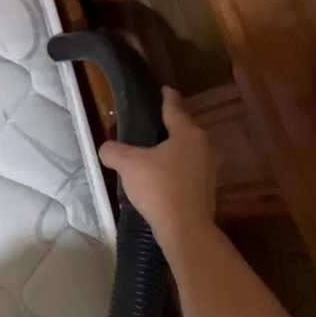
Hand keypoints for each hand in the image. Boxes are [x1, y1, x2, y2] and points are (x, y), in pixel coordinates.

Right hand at [99, 86, 215, 241]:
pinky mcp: (206, 188)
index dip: (167, 97)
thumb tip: (107, 147)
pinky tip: (160, 176)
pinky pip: (187, 169)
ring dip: (171, 149)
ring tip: (153, 152)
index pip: (175, 108)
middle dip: (168, 126)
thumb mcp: (128, 164)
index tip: (164, 89)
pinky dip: (174, 168)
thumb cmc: (159, 187)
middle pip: (183, 129)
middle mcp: (203, 146)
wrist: (184, 227)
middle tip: (151, 123)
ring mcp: (209, 168)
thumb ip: (114, 151)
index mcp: (188, 133)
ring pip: (186, 150)